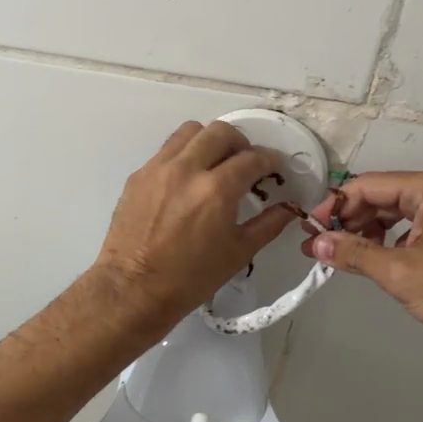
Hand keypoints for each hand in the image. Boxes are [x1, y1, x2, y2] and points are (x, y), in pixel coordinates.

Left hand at [93, 121, 298, 324]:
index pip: (252, 158)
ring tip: (215, 163)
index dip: (270, 160)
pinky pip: (166, 151)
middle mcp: (186, 169)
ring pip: (189, 132)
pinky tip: (186, 181)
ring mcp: (158, 169)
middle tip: (245, 162)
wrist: (133, 289)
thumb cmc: (190, 278)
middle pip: (221, 132)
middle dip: (240, 143)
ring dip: (209, 141)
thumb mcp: (238, 253)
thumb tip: (288, 208)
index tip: (274, 167)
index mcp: (216, 189)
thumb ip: (268, 225)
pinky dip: (183, 156)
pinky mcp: (138, 177)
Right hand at [301, 169, 422, 347]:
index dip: (334, 207)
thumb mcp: (401, 274)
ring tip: (349, 258)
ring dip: (371, 231)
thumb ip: (355, 254)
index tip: (310, 232)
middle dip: (351, 220)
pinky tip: (382, 260)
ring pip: (400, 210)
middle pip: (384, 195)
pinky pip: (419, 222)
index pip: (368, 185)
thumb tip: (317, 244)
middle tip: (324, 249)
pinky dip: (395, 237)